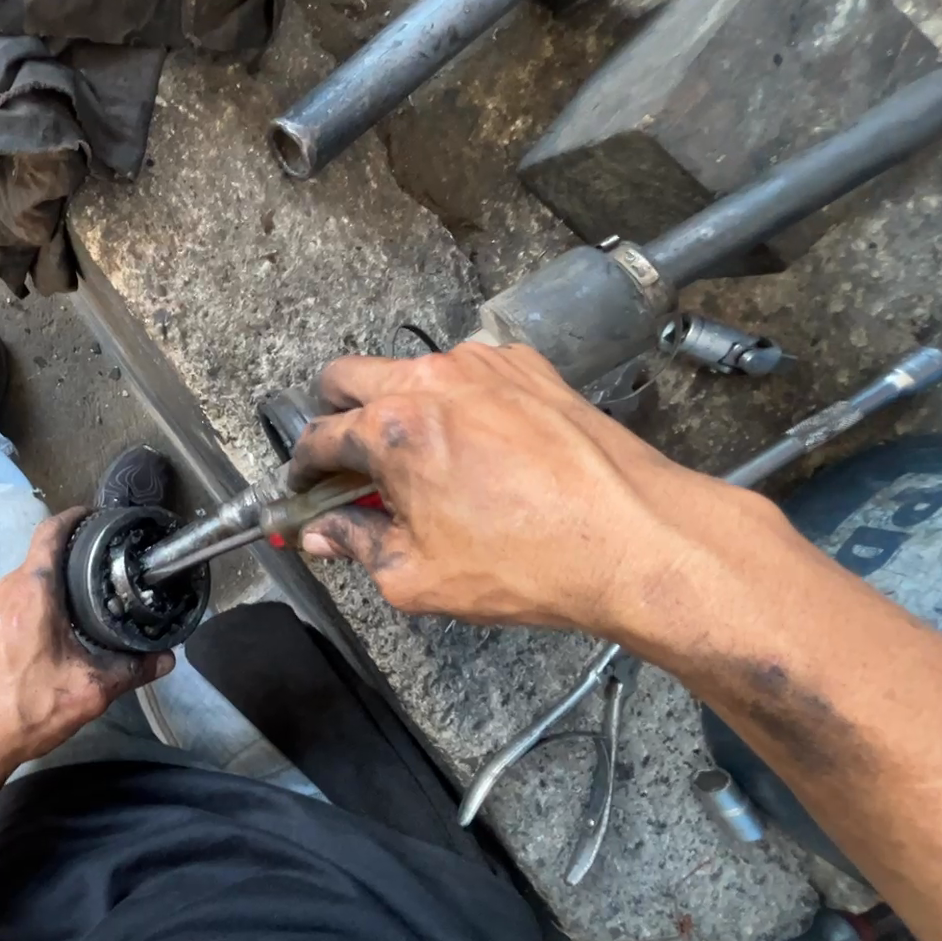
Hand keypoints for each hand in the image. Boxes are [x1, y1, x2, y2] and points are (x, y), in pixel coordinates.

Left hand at [0, 508, 174, 768]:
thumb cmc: (26, 709)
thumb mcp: (90, 690)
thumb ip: (132, 670)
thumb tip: (165, 659)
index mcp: (32, 592)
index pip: (51, 533)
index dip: (75, 516)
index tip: (98, 515)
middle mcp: (8, 590)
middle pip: (43, 551)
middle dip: (75, 548)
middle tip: (109, 555)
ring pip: (31, 573)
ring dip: (59, 572)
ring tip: (94, 583)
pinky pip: (20, 592)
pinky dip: (44, 591)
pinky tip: (67, 614)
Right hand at [289, 344, 774, 633]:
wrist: (641, 541)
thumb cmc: (526, 562)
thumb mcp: (414, 574)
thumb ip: (353, 544)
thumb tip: (320, 534)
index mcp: (392, 428)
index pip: (315, 438)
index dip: (300, 469)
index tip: (305, 488)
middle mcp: (429, 381)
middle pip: (343, 376)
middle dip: (330, 416)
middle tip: (347, 462)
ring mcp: (482, 366)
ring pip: (404, 370)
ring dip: (391, 406)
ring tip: (417, 459)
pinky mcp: (527, 369)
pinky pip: (463, 371)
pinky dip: (449, 400)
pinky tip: (471, 445)